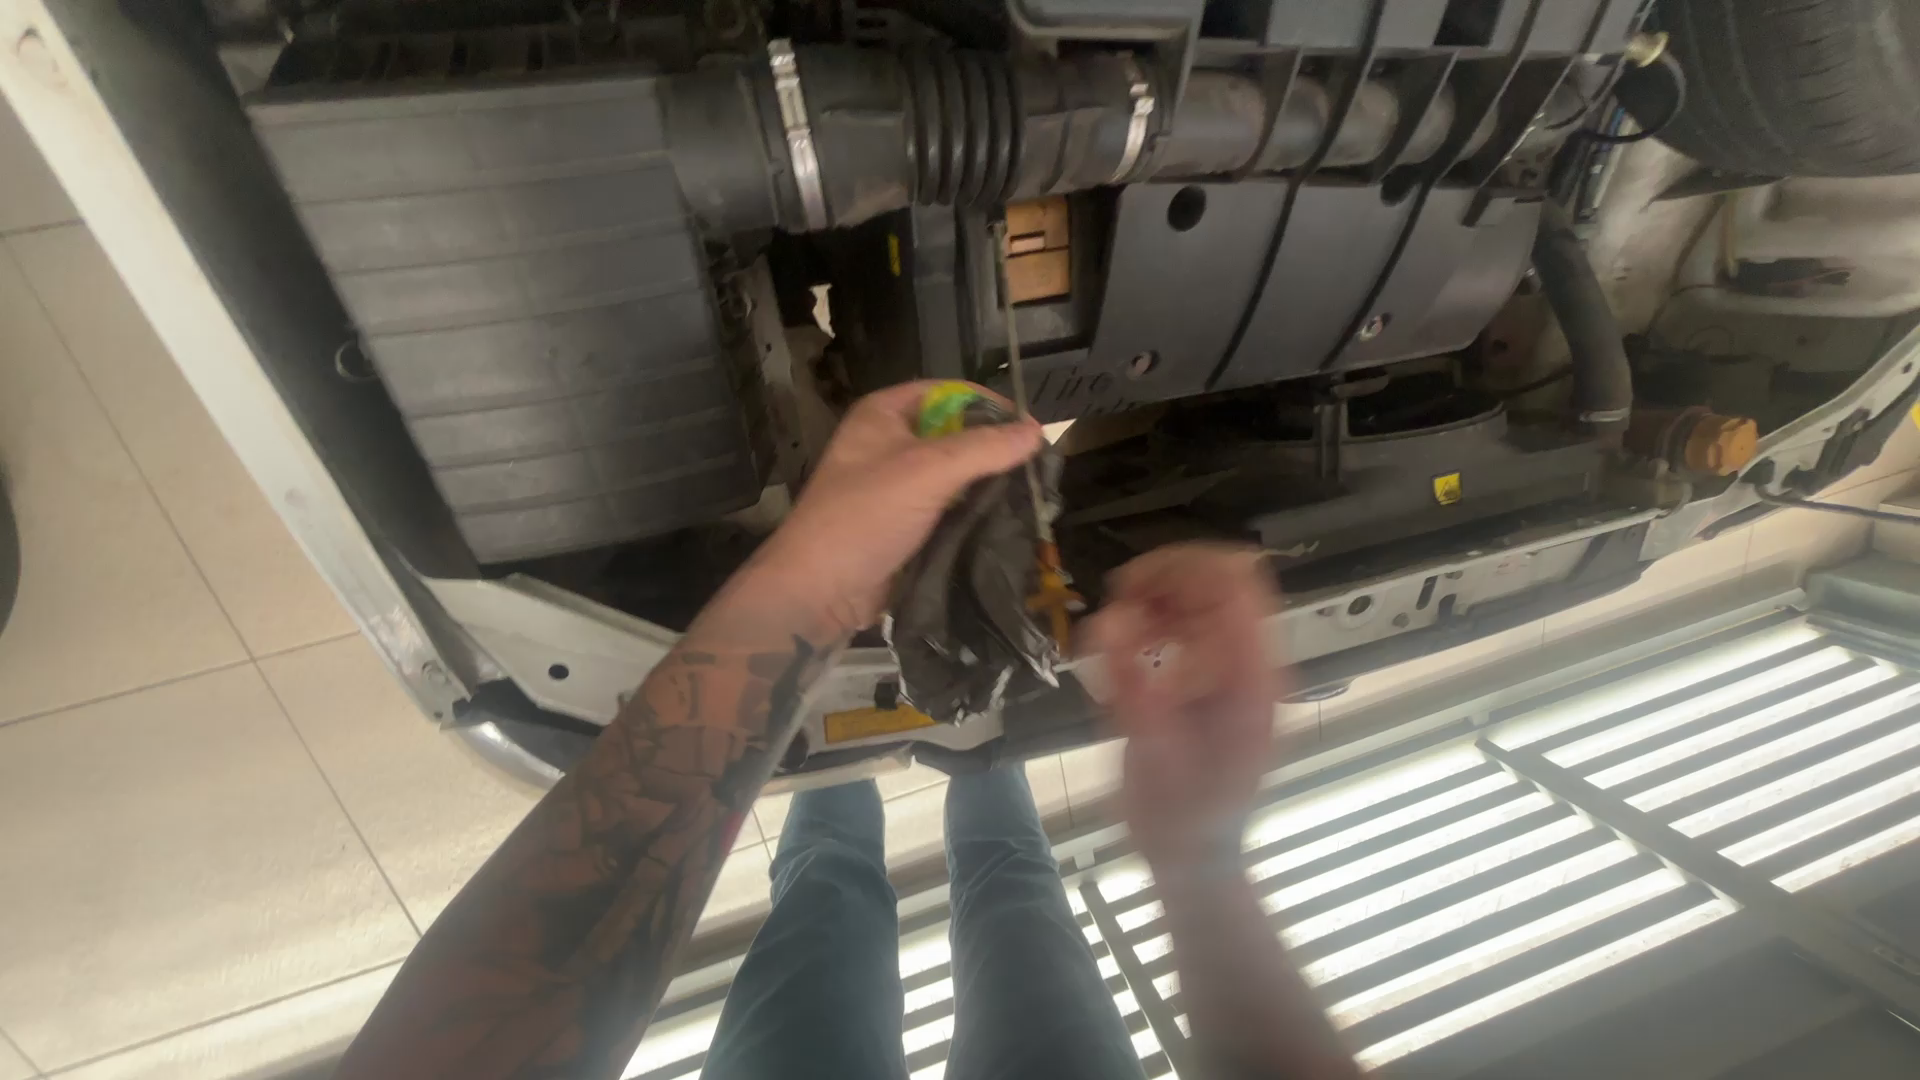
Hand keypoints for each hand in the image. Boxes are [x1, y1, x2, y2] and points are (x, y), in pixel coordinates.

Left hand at [716, 381, 1043, 638]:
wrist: (822, 591)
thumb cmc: (865, 517)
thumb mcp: (926, 471)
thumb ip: (983, 448)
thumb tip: (1037, 431)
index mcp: (884, 414)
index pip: (947, 392)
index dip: (988, 404)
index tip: (1028, 427)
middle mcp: (891, 443)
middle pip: (955, 433)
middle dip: (993, 448)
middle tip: (1037, 466)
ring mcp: (899, 486)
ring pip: (956, 475)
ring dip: (989, 484)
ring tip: (1032, 495)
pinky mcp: (908, 524)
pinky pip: (951, 508)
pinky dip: (976, 512)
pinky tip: (1008, 520)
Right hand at [1084, 545, 1284, 870]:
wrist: (1194, 855)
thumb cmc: (1179, 815)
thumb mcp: (1153, 754)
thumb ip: (1132, 684)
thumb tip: (1107, 618)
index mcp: (1251, 678)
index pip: (1237, 586)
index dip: (1184, 568)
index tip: (1131, 585)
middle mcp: (1250, 664)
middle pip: (1218, 581)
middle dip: (1163, 579)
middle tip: (1116, 602)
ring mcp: (1234, 670)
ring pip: (1200, 597)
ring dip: (1155, 598)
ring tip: (1116, 628)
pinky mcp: (1212, 678)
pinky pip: (1186, 625)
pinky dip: (1151, 622)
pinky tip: (1125, 646)